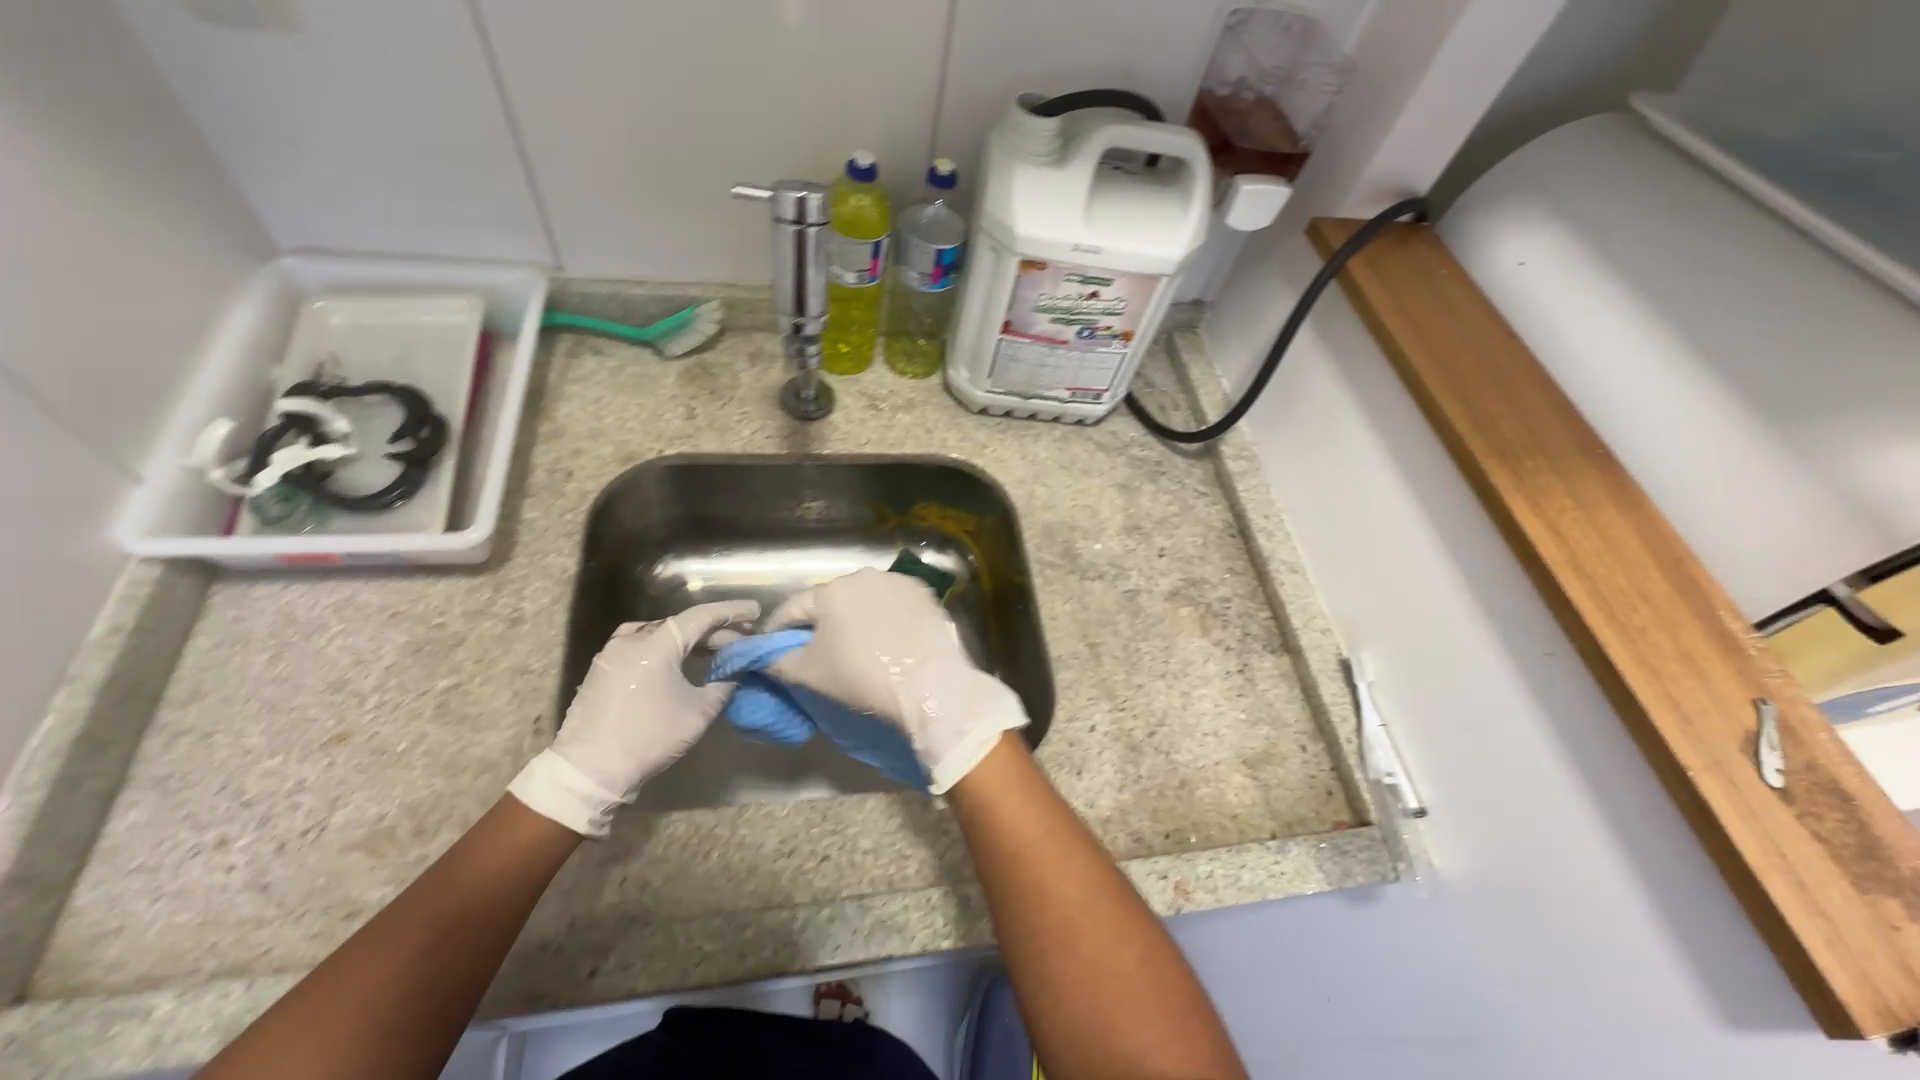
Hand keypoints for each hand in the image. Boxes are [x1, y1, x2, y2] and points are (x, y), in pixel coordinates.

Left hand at [508, 599, 759, 835]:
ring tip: (707, 652)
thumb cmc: (649, 737)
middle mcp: (631, 639)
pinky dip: (662, 651)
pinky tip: (674, 667)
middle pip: (679, 625)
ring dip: (685, 640)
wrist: (590, 769)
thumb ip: (721, 688)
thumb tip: (731, 676)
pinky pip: (638, 648)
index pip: (701, 616)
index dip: (731, 611)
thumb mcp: (698, 713)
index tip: (754, 610)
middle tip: (737, 642)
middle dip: (711, 632)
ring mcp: (611, 654)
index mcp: (657, 643)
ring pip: (657, 635)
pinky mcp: (601, 671)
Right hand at [764, 569, 1027, 792]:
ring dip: (854, 621)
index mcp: (831, 590)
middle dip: (819, 626)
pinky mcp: (926, 596)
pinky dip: (886, 621)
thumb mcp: (808, 674)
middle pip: (829, 603)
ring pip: (864, 603)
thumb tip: (756, 656)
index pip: (791, 609)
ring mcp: (899, 583)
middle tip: (816, 655)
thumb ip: (774, 661)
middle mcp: (864, 576)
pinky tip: (888, 644)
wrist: (930, 689)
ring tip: (855, 650)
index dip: (776, 633)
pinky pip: (894, 607)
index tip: (770, 652)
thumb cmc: (862, 678)